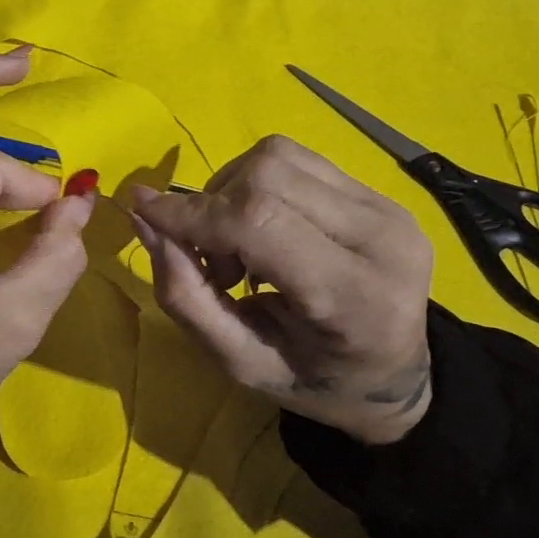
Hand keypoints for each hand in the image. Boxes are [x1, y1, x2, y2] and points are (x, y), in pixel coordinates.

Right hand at [131, 136, 434, 445]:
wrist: (396, 379)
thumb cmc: (312, 380)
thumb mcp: (239, 361)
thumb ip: (185, 293)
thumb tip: (143, 216)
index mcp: (353, 297)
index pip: (259, 222)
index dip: (192, 212)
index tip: (142, 210)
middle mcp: (380, 240)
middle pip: (265, 177)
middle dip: (213, 207)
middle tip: (212, 259)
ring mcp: (387, 209)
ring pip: (277, 157)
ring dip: (233, 189)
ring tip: (240, 244)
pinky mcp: (381, 194)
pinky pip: (295, 159)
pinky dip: (258, 182)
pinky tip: (265, 225)